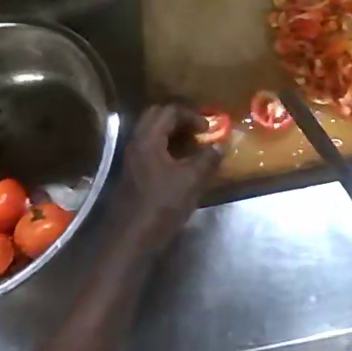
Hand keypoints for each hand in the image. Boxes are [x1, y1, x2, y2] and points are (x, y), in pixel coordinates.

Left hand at [113, 104, 219, 255]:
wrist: (131, 239)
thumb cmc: (161, 206)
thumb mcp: (191, 181)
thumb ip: (207, 159)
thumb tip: (220, 145)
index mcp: (148, 139)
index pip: (169, 111)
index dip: (192, 115)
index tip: (208, 128)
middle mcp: (136, 143)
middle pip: (157, 116)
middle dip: (180, 119)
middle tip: (199, 131)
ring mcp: (131, 158)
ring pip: (152, 133)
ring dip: (173, 133)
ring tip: (193, 146)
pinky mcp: (132, 172)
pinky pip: (150, 148)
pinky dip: (166, 147)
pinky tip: (180, 163)